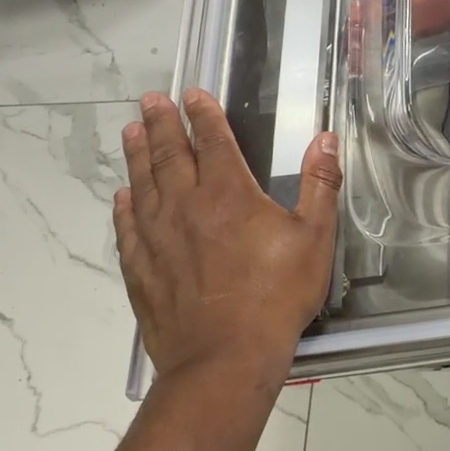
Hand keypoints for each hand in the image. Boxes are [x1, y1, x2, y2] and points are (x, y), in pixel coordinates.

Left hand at [114, 89, 340, 384]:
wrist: (224, 356)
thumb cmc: (278, 294)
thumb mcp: (315, 238)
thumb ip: (320, 185)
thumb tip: (325, 140)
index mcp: (229, 195)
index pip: (212, 142)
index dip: (203, 115)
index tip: (193, 94)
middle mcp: (185, 207)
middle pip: (168, 155)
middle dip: (161, 124)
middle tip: (151, 100)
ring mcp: (156, 238)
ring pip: (142, 184)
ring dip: (137, 155)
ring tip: (131, 131)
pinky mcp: (141, 268)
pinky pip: (127, 226)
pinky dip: (125, 204)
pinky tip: (124, 196)